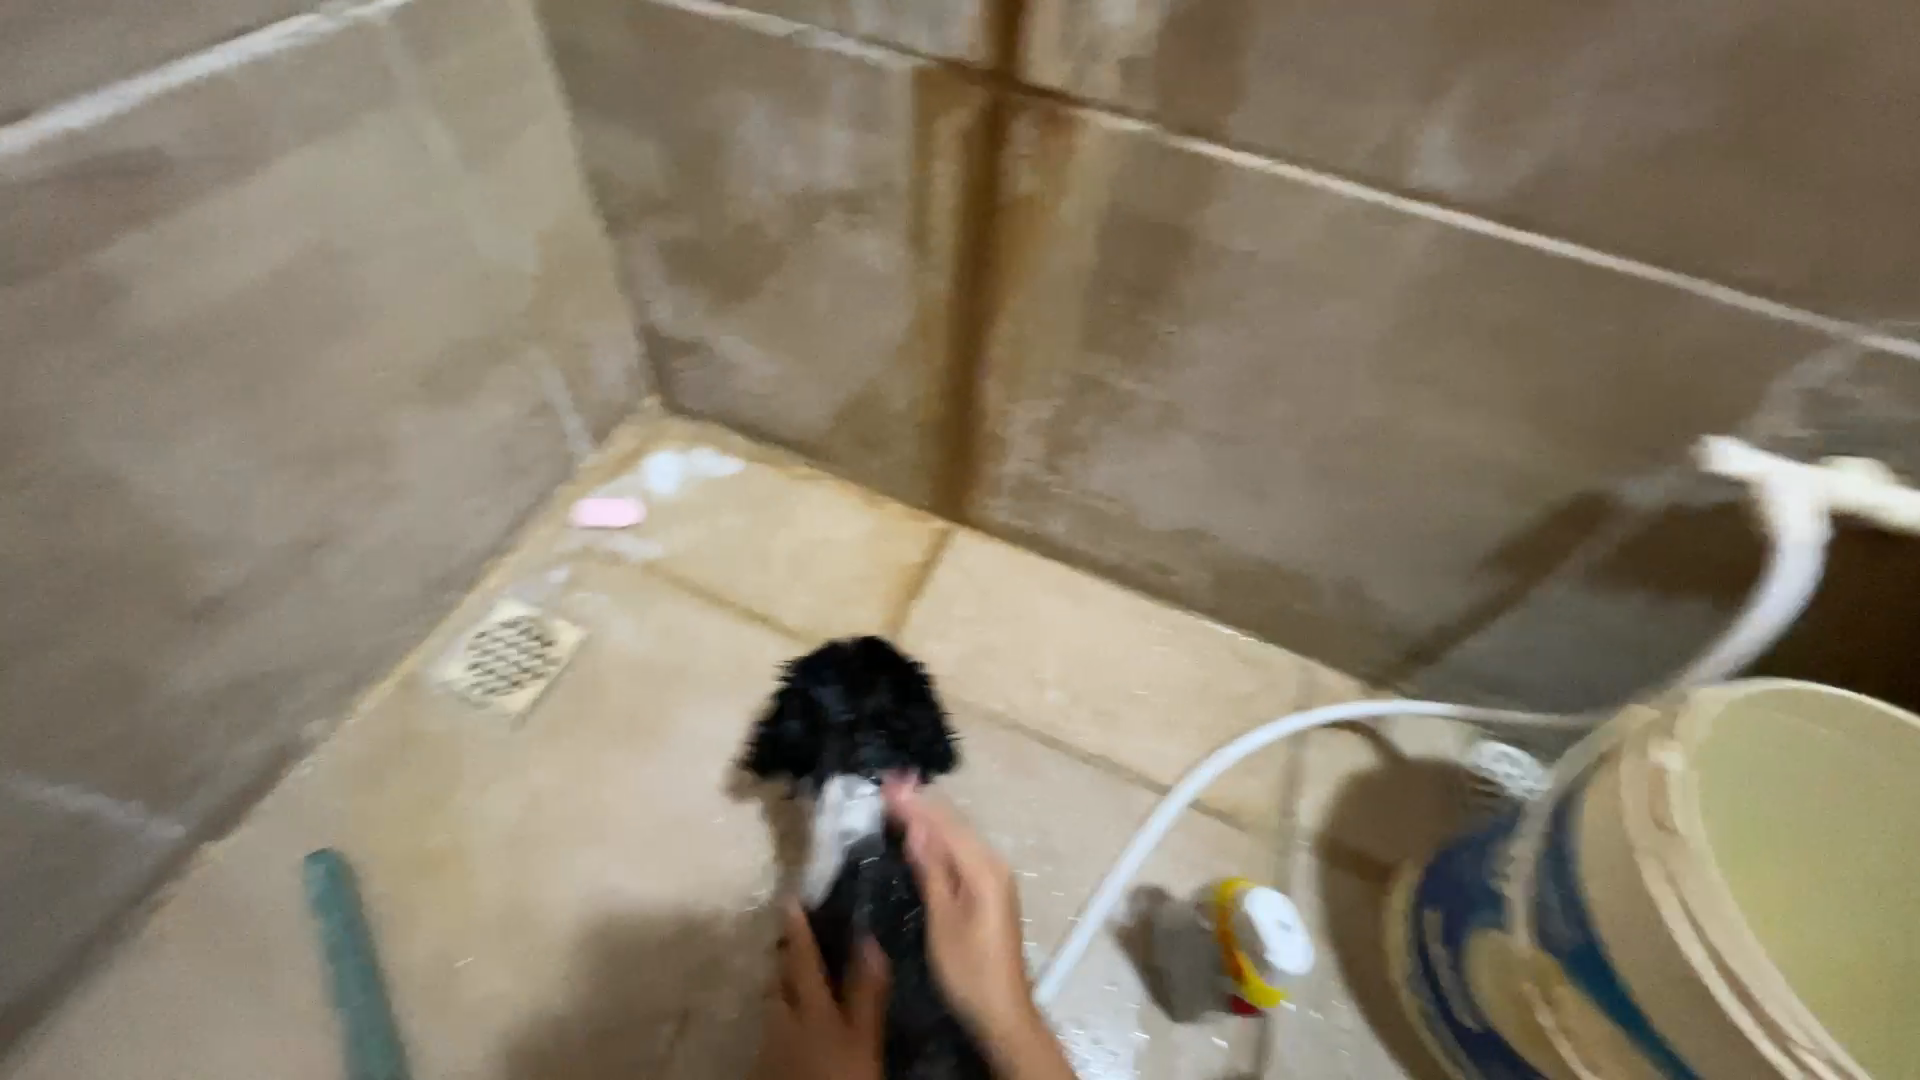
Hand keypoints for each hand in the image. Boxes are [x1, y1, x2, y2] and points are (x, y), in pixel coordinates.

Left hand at [755, 903, 889, 1079]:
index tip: (789, 897)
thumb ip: (866, 991)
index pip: (802, 958)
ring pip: (773, 1005)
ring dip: (781, 986)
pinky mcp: (765, 1069)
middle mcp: (783, 1019)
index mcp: (810, 1006)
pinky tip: (793, 1024)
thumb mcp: (864, 1040)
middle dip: (784, 957)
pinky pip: (772, 1030)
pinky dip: (781, 1016)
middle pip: (779, 980)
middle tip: (791, 934)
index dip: (797, 928)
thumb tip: (869, 938)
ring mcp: (771, 1046)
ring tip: (793, 976)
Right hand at [882, 781, 1036, 1038]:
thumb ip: (931, 871)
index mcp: (983, 868)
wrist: (1003, 1011)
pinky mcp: (989, 887)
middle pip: (953, 824)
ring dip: (929, 818)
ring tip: (899, 799)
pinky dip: (939, 837)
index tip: (888, 784)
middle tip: (890, 785)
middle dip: (921, 804)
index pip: (944, 825)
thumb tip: (916, 828)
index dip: (915, 803)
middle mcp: (993, 863)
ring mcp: (993, 875)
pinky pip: (961, 850)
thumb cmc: (969, 971)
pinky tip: (921, 834)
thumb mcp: (943, 922)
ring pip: (957, 835)